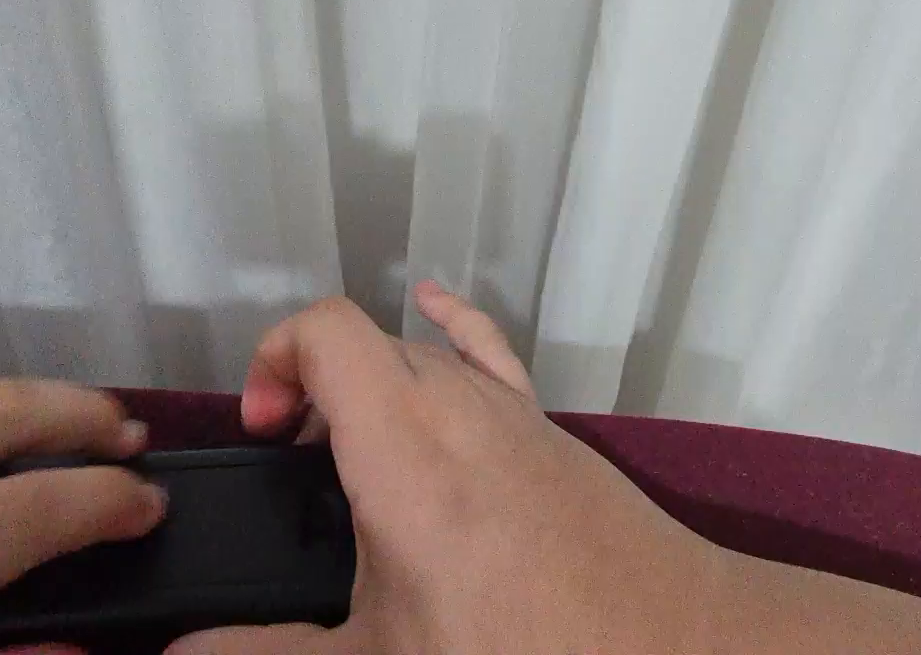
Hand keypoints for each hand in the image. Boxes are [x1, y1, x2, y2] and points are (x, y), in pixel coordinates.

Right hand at [170, 284, 920, 654]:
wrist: (656, 642)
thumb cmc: (511, 650)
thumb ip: (267, 654)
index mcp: (400, 444)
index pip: (327, 331)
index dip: (277, 354)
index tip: (264, 427)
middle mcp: (452, 397)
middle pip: (364, 343)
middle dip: (312, 383)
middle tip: (296, 463)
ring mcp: (502, 400)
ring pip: (415, 351)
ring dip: (367, 378)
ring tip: (345, 447)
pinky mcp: (537, 414)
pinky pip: (486, 341)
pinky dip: (449, 318)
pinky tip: (431, 300)